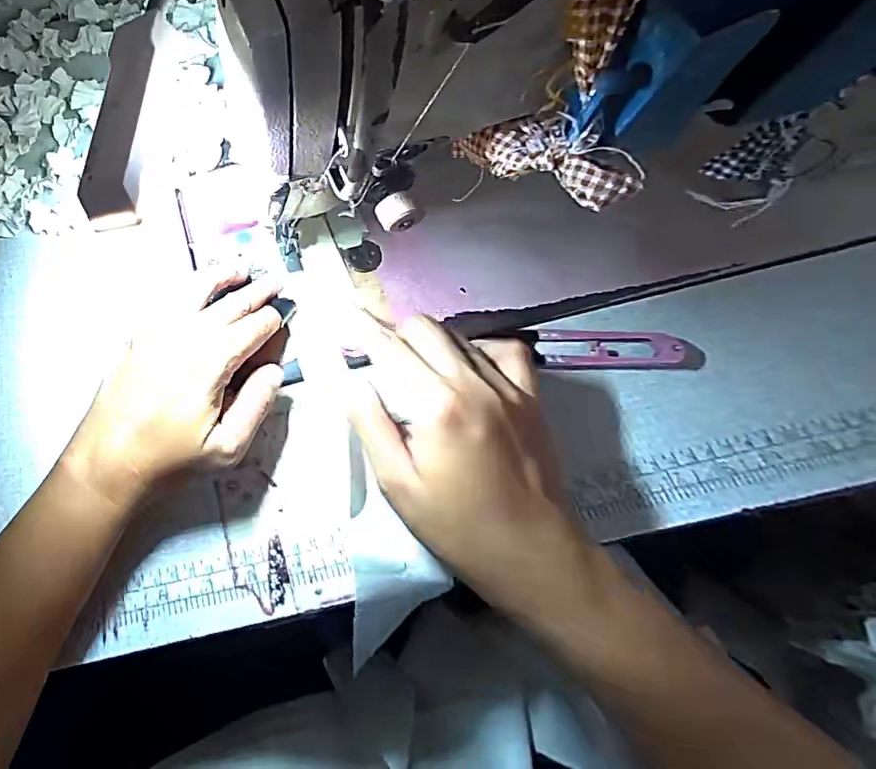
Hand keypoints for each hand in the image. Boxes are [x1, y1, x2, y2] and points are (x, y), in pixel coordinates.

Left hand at [61, 270, 287, 508]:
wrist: (107, 457)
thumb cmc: (166, 458)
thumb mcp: (225, 447)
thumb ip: (256, 405)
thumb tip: (273, 373)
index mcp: (210, 360)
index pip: (252, 327)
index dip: (272, 319)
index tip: (283, 314)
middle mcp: (183, 335)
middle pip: (228, 303)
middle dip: (255, 292)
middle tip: (272, 283)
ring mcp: (156, 330)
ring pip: (193, 288)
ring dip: (219, 277)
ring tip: (236, 273)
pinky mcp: (137, 334)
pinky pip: (166, 298)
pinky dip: (186, 286)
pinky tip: (193, 290)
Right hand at [346, 312, 588, 613]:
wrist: (538, 559)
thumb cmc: (456, 527)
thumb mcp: (396, 484)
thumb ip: (368, 422)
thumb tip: (347, 377)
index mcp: (436, 405)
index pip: (386, 346)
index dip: (357, 327)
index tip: (337, 315)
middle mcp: (473, 384)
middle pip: (421, 328)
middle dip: (390, 334)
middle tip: (373, 359)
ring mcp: (507, 388)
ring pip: (456, 334)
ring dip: (425, 340)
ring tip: (412, 367)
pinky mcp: (531, 398)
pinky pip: (502, 349)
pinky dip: (474, 348)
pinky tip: (462, 368)